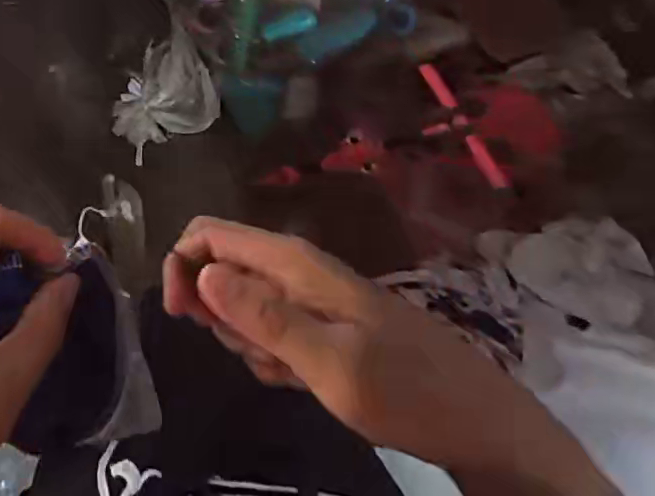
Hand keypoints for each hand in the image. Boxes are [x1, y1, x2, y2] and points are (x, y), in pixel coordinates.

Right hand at [163, 217, 616, 495]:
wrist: (474, 420)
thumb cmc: (404, 389)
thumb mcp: (330, 365)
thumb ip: (264, 317)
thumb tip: (203, 270)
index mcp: (291, 261)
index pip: (211, 233)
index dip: (182, 265)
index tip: (180, 319)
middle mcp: (292, 267)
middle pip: (219, 268)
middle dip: (218, 315)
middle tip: (262, 358)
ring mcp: (305, 294)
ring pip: (239, 305)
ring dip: (247, 342)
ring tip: (294, 374)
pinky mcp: (315, 320)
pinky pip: (266, 331)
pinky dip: (271, 358)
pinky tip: (304, 380)